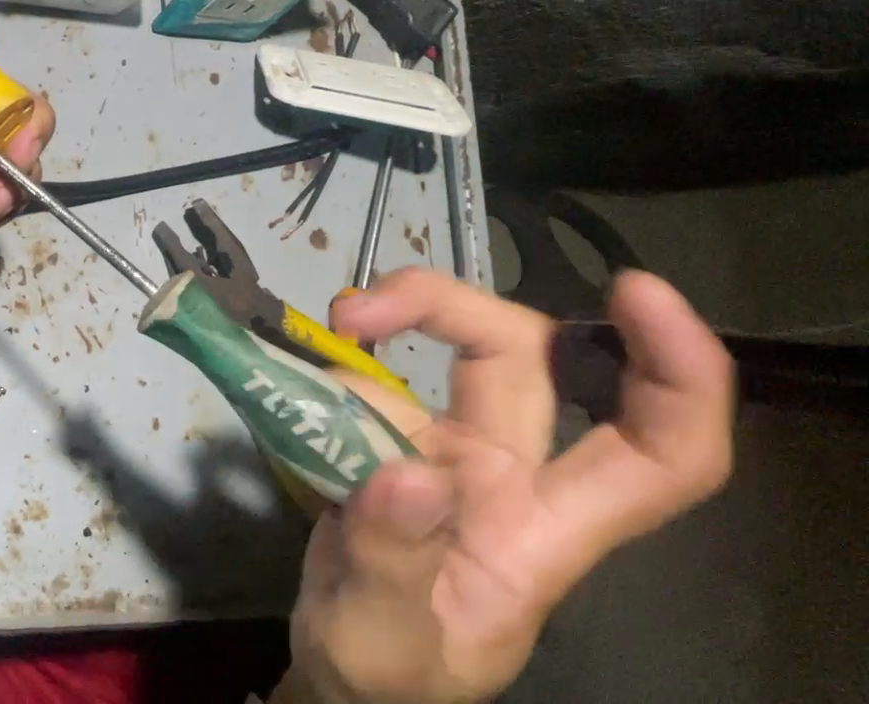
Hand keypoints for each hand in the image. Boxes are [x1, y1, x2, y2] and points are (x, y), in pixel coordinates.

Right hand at [280, 269, 734, 703]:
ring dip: (379, 322)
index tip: (633, 291)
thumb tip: (408, 473)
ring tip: (316, 331)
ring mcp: (443, 453)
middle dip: (444, 307)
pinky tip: (283, 371)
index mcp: (541, 531)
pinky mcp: (384, 444)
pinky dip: (324, 364)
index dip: (674, 372)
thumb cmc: (387, 674)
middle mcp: (505, 475)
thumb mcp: (387, 638)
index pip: (657, 453)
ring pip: (437, 355)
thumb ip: (394, 564)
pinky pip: (362, 385)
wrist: (337, 672)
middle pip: (517, 359)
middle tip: (354, 312)